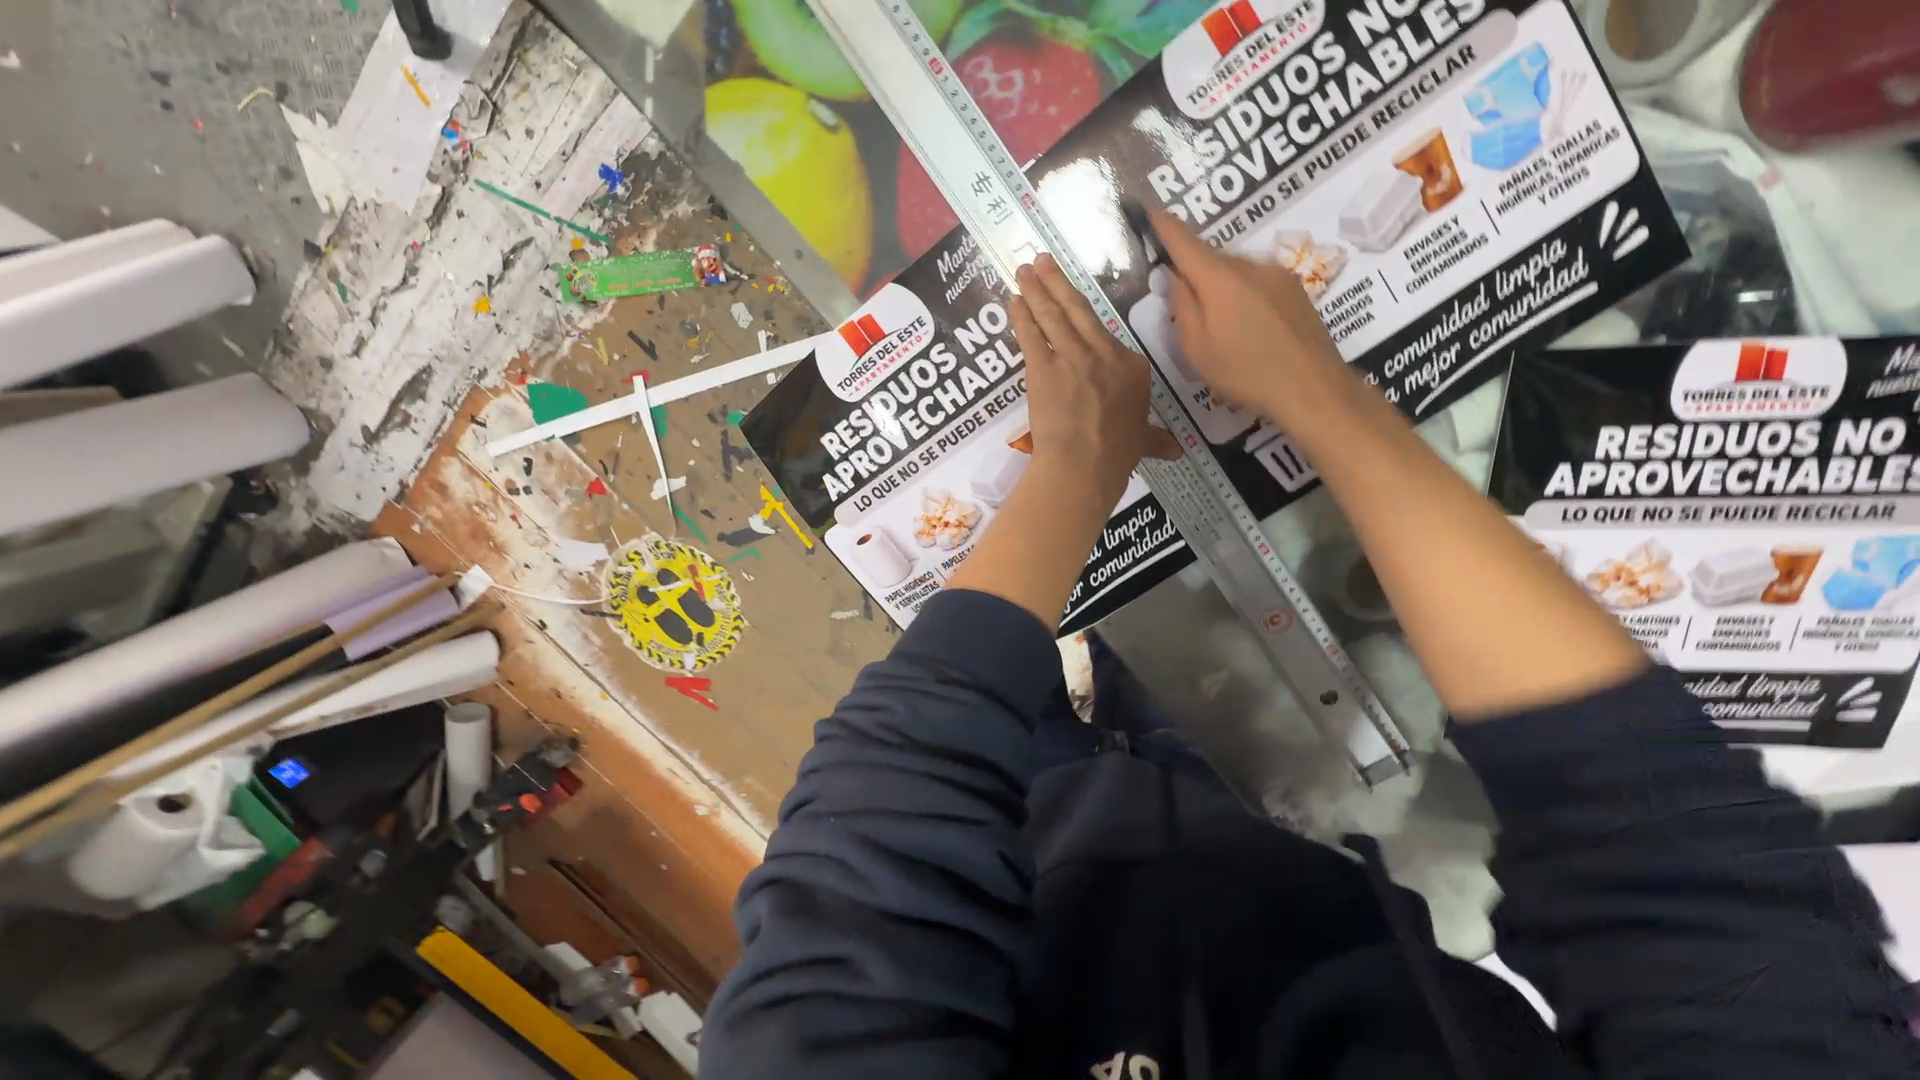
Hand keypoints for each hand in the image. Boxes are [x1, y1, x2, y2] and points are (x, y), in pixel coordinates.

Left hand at [1010, 254, 1179, 504]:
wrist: (1085, 464)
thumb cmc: (1117, 454)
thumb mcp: (1144, 440)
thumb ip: (1156, 438)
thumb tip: (1176, 451)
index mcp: (1133, 366)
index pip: (1108, 336)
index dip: (1088, 320)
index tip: (1075, 305)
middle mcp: (1104, 354)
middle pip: (1079, 310)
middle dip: (1058, 281)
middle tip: (1041, 259)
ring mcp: (1073, 358)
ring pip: (1053, 315)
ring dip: (1036, 289)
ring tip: (1024, 270)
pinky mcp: (1044, 369)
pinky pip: (1031, 335)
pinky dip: (1021, 316)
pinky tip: (1013, 300)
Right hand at [1147, 208, 1349, 427]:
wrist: (1312, 387)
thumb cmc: (1245, 373)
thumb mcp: (1197, 348)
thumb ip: (1181, 306)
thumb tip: (1174, 275)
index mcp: (1219, 278)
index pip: (1184, 241)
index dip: (1165, 226)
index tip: (1150, 211)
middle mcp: (1250, 265)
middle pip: (1211, 258)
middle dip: (1194, 271)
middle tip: (1184, 305)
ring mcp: (1277, 274)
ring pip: (1236, 271)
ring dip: (1221, 288)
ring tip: (1220, 327)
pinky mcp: (1295, 289)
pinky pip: (1257, 282)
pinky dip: (1244, 296)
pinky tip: (1248, 328)